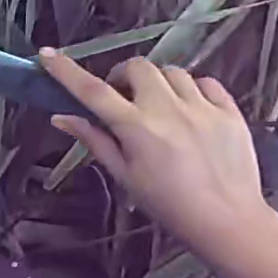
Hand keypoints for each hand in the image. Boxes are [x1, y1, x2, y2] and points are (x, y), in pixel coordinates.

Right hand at [40, 51, 267, 252]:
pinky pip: (206, 83)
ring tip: (157, 104)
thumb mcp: (123, 175)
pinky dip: (191, 88)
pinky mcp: (230, 112)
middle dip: (123, 75)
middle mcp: (168, 109)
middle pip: (137, 67)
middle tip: (121, 97)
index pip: (92, 90)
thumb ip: (94, 140)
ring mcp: (202, 108)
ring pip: (172, 71)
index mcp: (136, 127)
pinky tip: (187, 107)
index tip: (47, 55)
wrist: (228, 222)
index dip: (66, 70)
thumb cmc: (166, 203)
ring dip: (156, 81)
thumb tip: (60, 117)